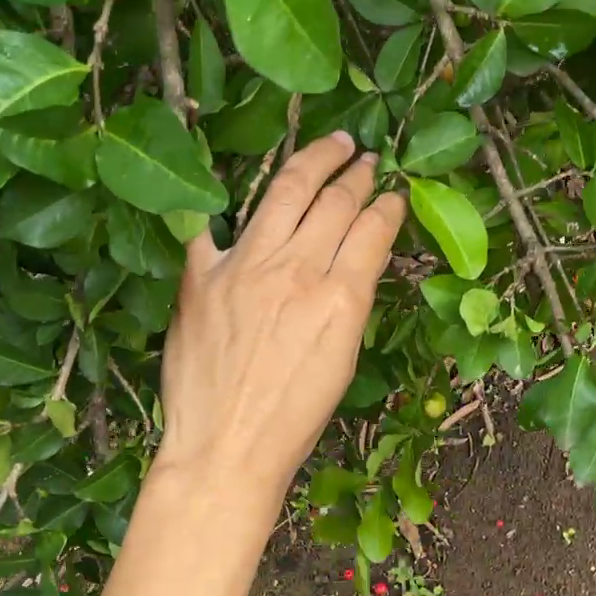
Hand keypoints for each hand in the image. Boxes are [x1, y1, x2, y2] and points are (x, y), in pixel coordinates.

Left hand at [156, 131, 405, 494]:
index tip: (394, 195)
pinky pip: (217, 226)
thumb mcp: (341, 366)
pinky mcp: (201, 275)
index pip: (371, 232)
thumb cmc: (293, 425)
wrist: (227, 449)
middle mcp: (296, 271)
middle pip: (333, 202)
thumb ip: (346, 308)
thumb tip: (347, 271)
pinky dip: (232, 210)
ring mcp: (244, 266)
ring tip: (330, 146)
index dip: (387, 207)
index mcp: (340, 300)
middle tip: (366, 157)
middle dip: (356, 173)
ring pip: (285, 193)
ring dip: (313, 162)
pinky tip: (242, 197)